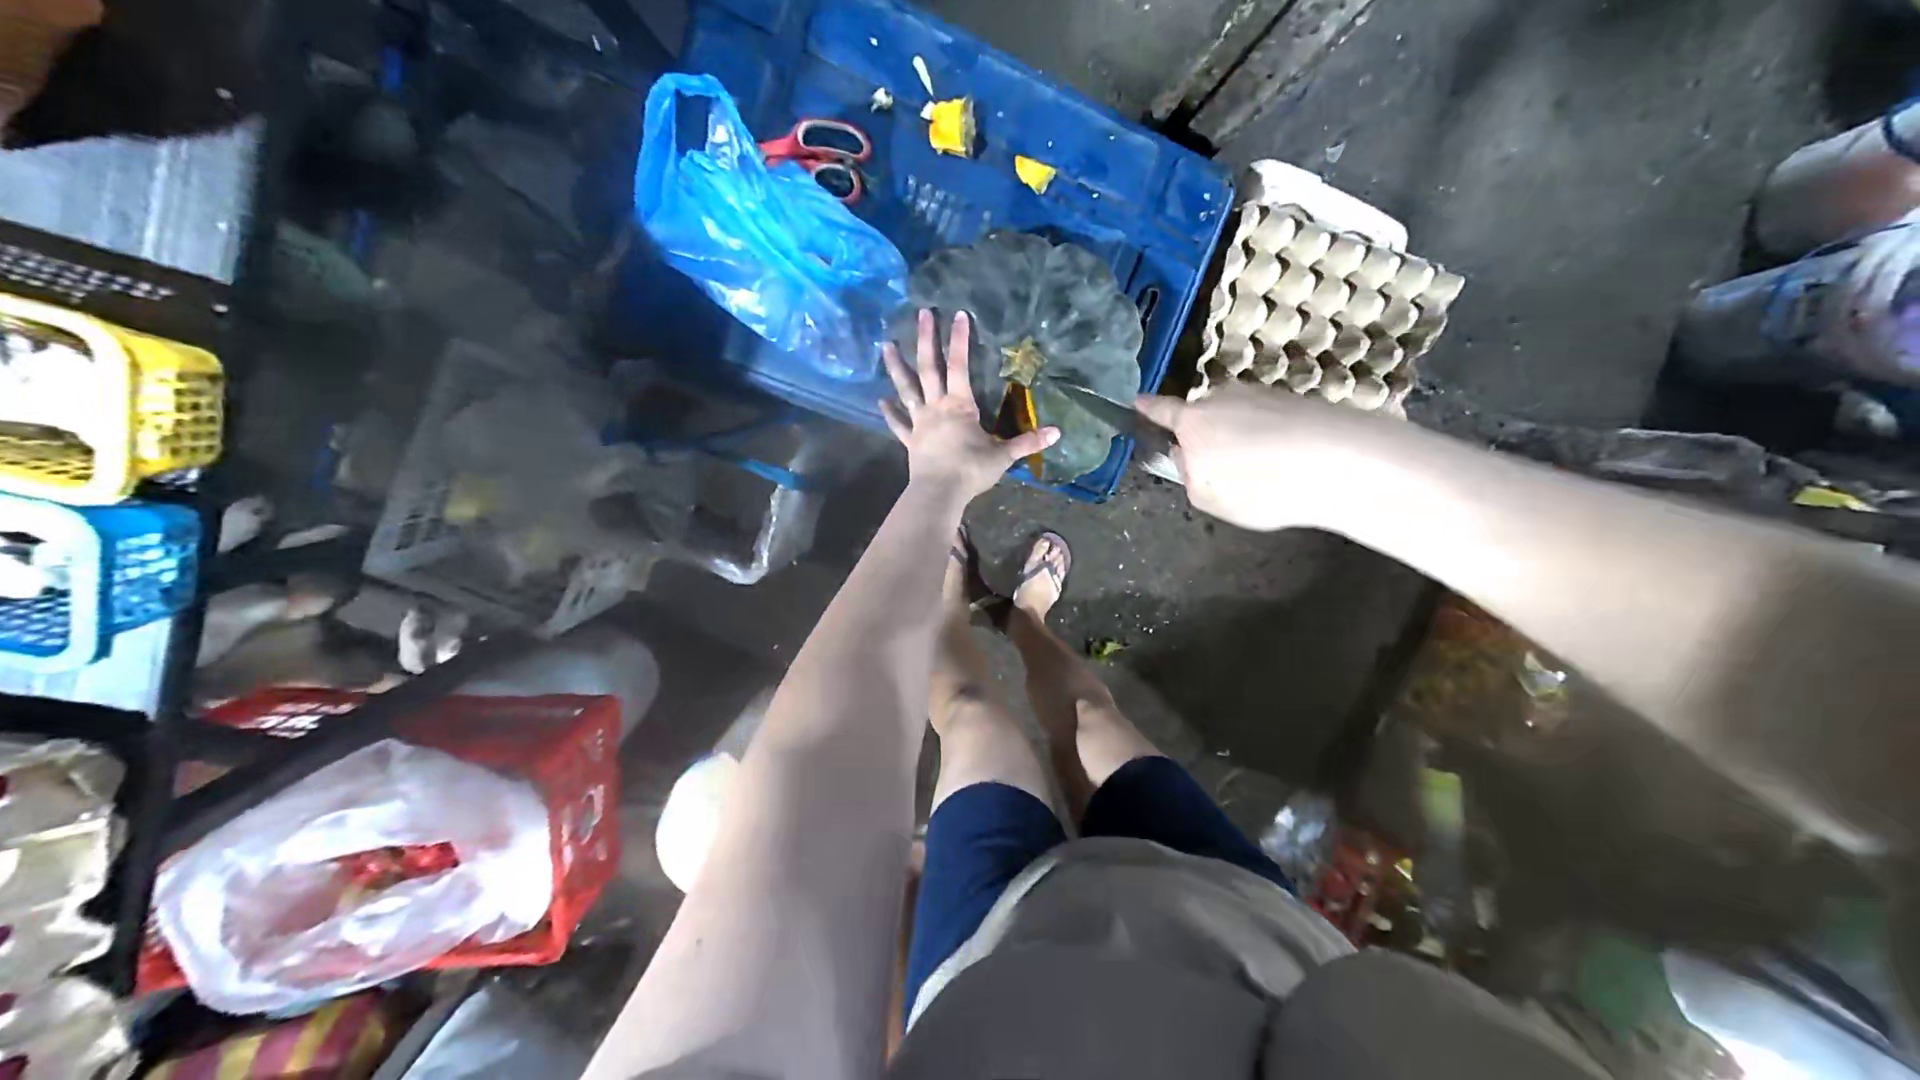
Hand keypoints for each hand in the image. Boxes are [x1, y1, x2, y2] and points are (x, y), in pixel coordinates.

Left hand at [882, 309, 1058, 499]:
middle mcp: (936, 407)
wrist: (939, 493)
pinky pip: (898, 424)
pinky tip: (880, 401)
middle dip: (926, 339)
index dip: (960, 339)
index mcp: (959, 405)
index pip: (960, 365)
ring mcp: (919, 423)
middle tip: (922, 313)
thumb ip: (1028, 442)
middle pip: (928, 367)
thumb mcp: (1003, 456)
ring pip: (906, 389)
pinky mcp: (910, 441)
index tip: (959, 314)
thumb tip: (1058, 433)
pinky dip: (889, 413)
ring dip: (896, 367)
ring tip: (886, 346)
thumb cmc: (971, 471)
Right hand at [1135, 384, 1343, 530]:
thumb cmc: (1261, 486)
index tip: (1137, 403)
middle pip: (1203, 416)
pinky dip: (1271, 438)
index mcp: (1193, 421)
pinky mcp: (1294, 399)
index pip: (1161, 411)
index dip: (1147, 410)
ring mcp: (1260, 394)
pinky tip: (1288, 464)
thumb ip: (1190, 476)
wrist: (1342, 462)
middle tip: (1224, 471)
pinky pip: (1268, 420)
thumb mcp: (1208, 498)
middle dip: (1206, 437)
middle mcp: (1222, 397)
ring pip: (1238, 418)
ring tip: (1264, 473)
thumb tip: (1190, 460)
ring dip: (1242, 438)